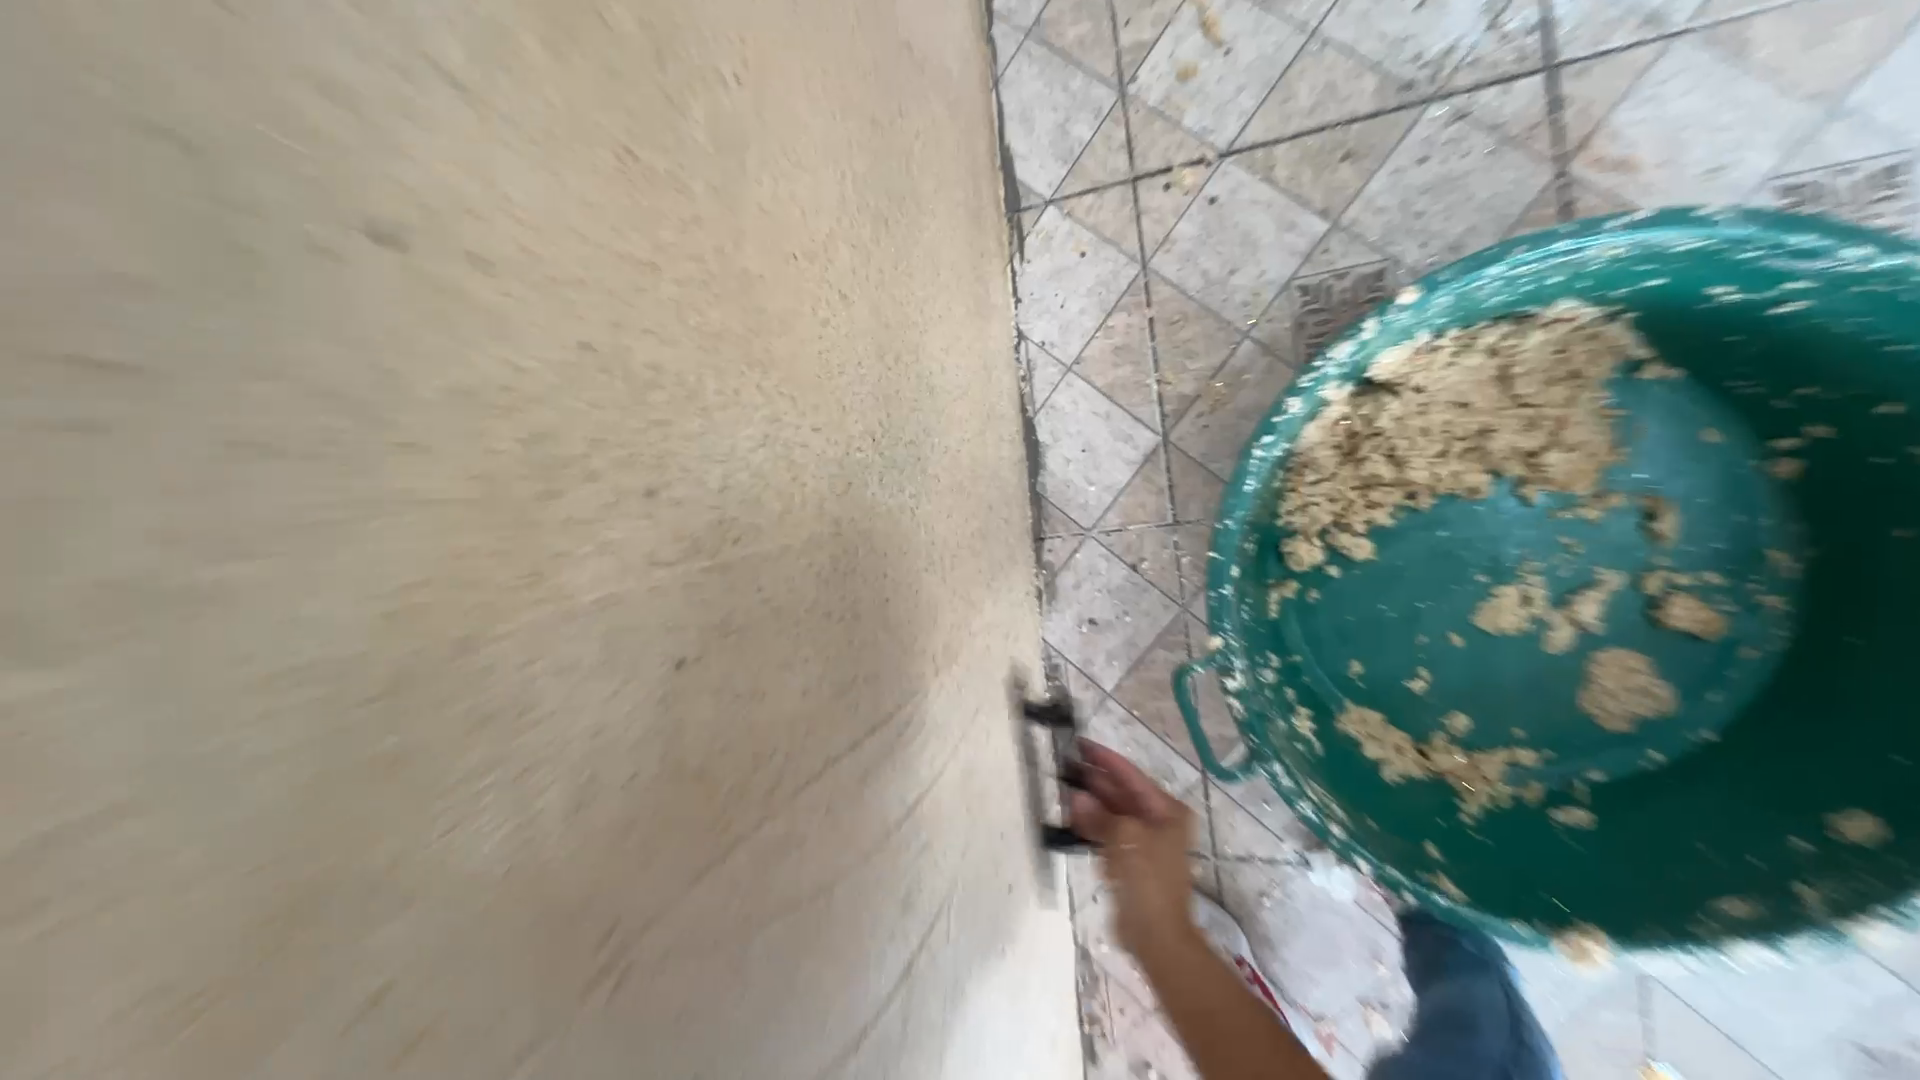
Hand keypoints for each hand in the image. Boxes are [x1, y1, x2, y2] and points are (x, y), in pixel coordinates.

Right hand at [1069, 740, 1198, 961]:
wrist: (1156, 936)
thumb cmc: (1149, 882)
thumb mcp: (1126, 839)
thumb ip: (1100, 815)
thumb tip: (1076, 798)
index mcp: (1166, 810)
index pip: (1131, 775)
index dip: (1105, 759)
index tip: (1078, 743)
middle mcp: (1157, 821)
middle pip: (1121, 793)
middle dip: (1094, 780)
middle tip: (1062, 763)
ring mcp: (1142, 842)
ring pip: (1111, 813)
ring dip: (1089, 802)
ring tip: (1059, 785)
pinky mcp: (1128, 861)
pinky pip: (1106, 834)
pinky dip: (1089, 825)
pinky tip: (1068, 815)